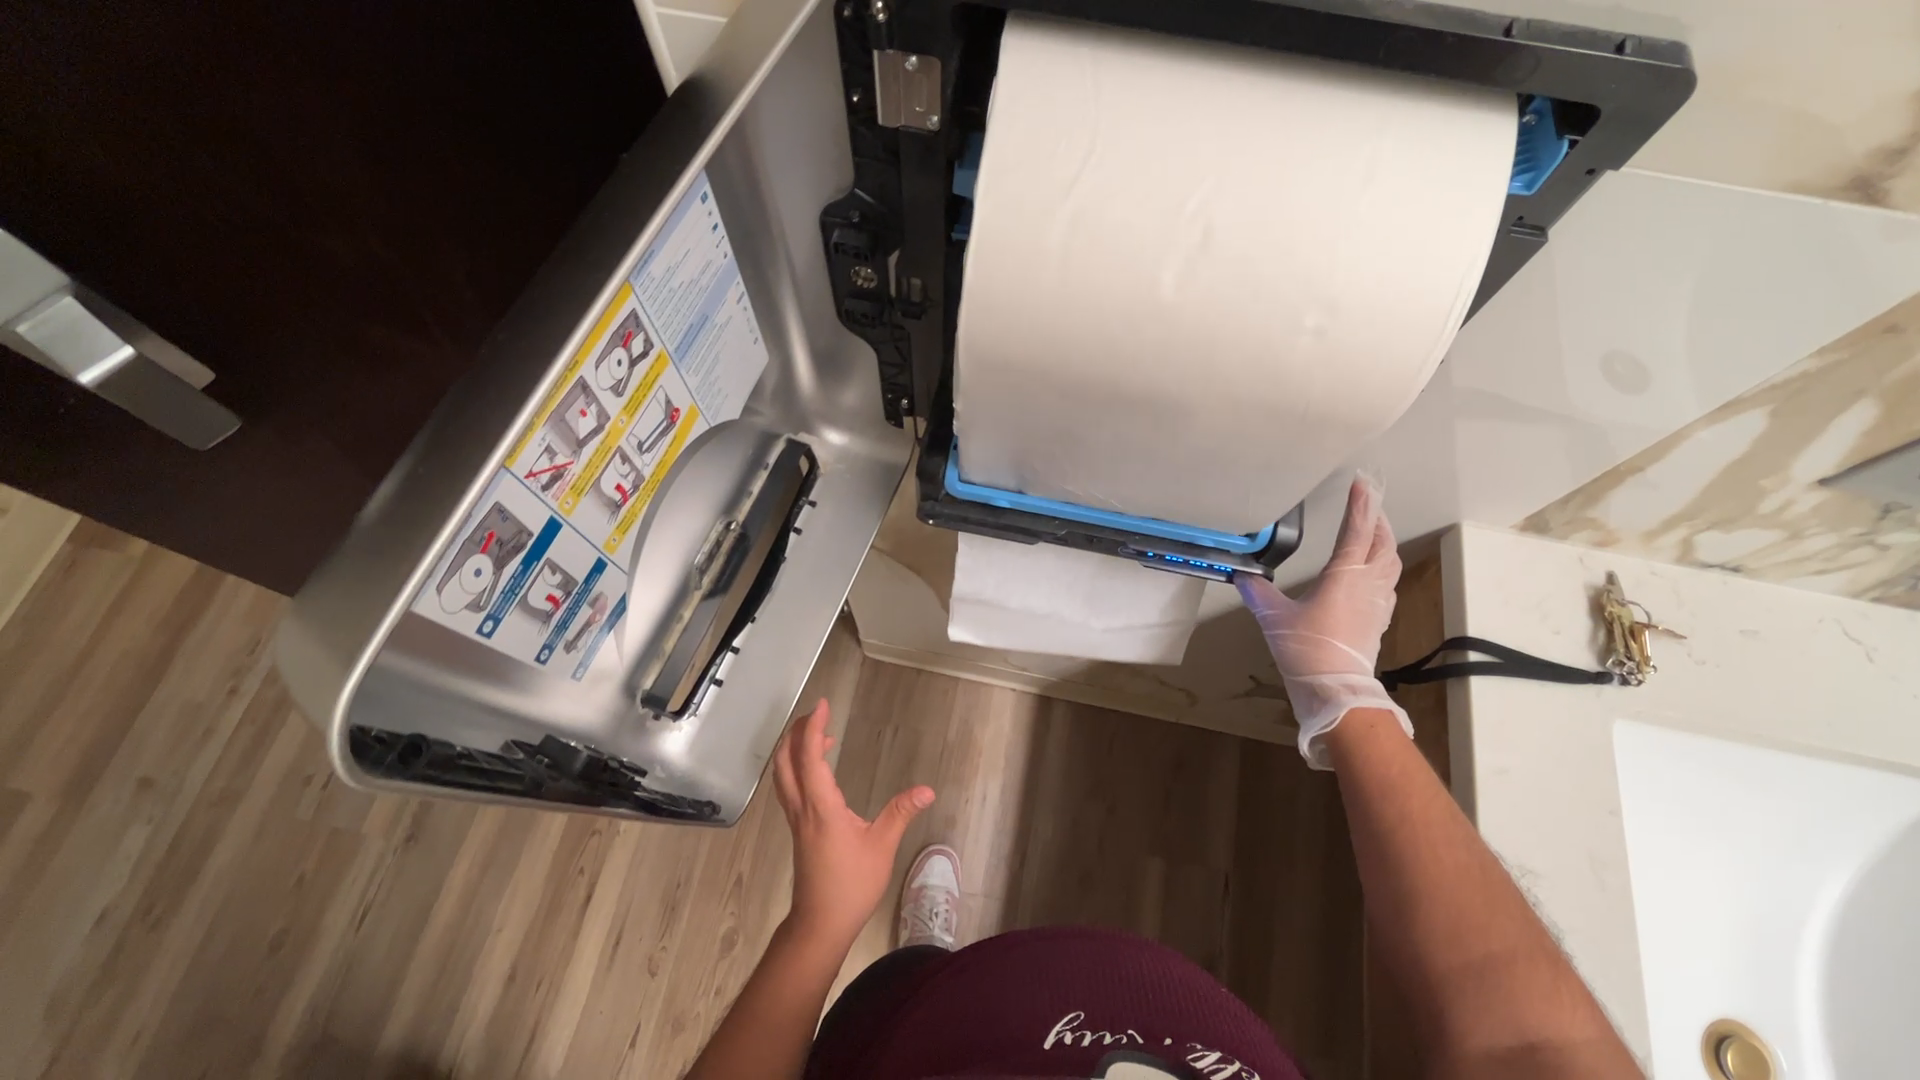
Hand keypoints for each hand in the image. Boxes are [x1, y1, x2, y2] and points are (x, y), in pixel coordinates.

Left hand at [771, 700, 934, 943]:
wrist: (820, 922)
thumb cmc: (851, 885)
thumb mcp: (882, 847)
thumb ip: (900, 813)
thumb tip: (926, 789)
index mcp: (821, 807)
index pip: (810, 757)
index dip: (814, 727)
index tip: (823, 704)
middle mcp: (802, 808)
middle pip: (786, 760)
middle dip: (796, 731)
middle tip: (816, 714)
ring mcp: (795, 820)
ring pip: (783, 774)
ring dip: (794, 749)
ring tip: (819, 736)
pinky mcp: (797, 830)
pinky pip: (789, 788)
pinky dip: (797, 767)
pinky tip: (818, 772)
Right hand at [1236, 475, 1411, 768]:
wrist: (1335, 688)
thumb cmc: (1305, 648)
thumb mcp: (1273, 617)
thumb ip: (1257, 592)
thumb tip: (1241, 575)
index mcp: (1344, 575)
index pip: (1357, 530)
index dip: (1360, 503)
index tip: (1363, 482)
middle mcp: (1368, 582)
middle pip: (1382, 541)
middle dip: (1377, 518)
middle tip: (1369, 501)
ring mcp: (1378, 601)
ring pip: (1390, 560)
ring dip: (1384, 540)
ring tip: (1374, 529)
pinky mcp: (1380, 618)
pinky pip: (1388, 582)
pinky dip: (1383, 565)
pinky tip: (1373, 570)